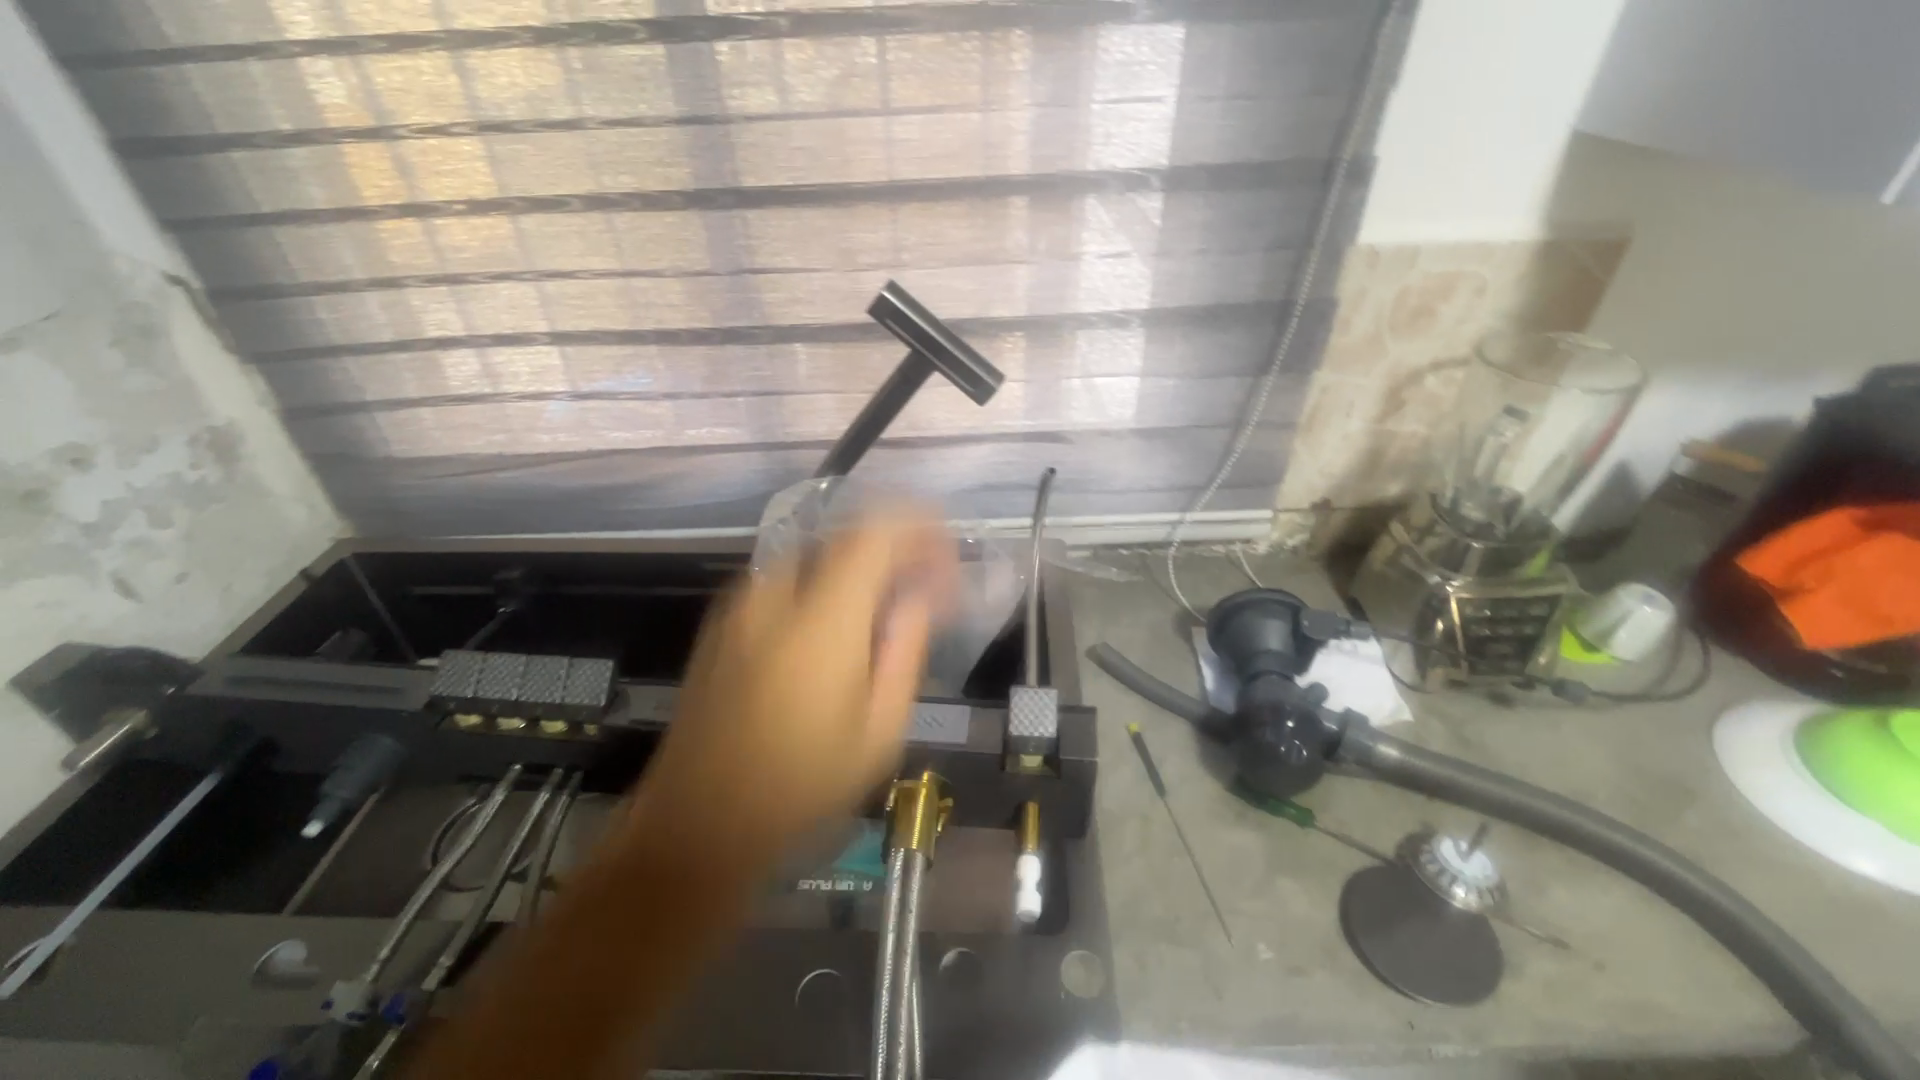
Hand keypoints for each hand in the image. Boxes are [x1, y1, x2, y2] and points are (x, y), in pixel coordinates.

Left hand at [627, 510, 958, 869]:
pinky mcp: (720, 626)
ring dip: (854, 573)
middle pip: (843, 539)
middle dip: (891, 552)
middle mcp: (776, 594)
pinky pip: (781, 584)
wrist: (698, 821)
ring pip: (811, 559)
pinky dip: (817, 590)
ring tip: (881, 618)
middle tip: (922, 592)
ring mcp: (739, 607)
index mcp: (822, 616)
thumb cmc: (802, 784)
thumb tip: (919, 598)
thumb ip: (904, 650)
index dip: (919, 530)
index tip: (946, 563)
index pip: (876, 531)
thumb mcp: (879, 731)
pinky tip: (831, 636)